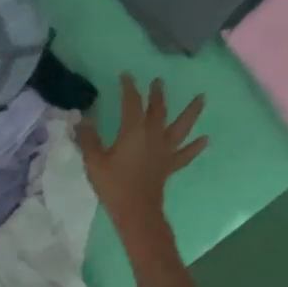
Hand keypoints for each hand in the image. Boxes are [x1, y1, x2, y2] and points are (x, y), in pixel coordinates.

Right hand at [77, 75, 207, 230]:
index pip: (132, 102)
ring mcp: (165, 151)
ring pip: (181, 127)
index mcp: (133, 131)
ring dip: (191, 112)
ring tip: (202, 98)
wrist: (136, 211)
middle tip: (158, 81)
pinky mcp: (170, 165)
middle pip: (158, 110)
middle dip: (157, 94)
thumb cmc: (113, 184)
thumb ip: (88, 138)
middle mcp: (153, 135)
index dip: (129, 87)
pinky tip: (205, 139)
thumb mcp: (93, 160)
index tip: (126, 76)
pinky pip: (186, 154)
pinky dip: (196, 146)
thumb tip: (82, 119)